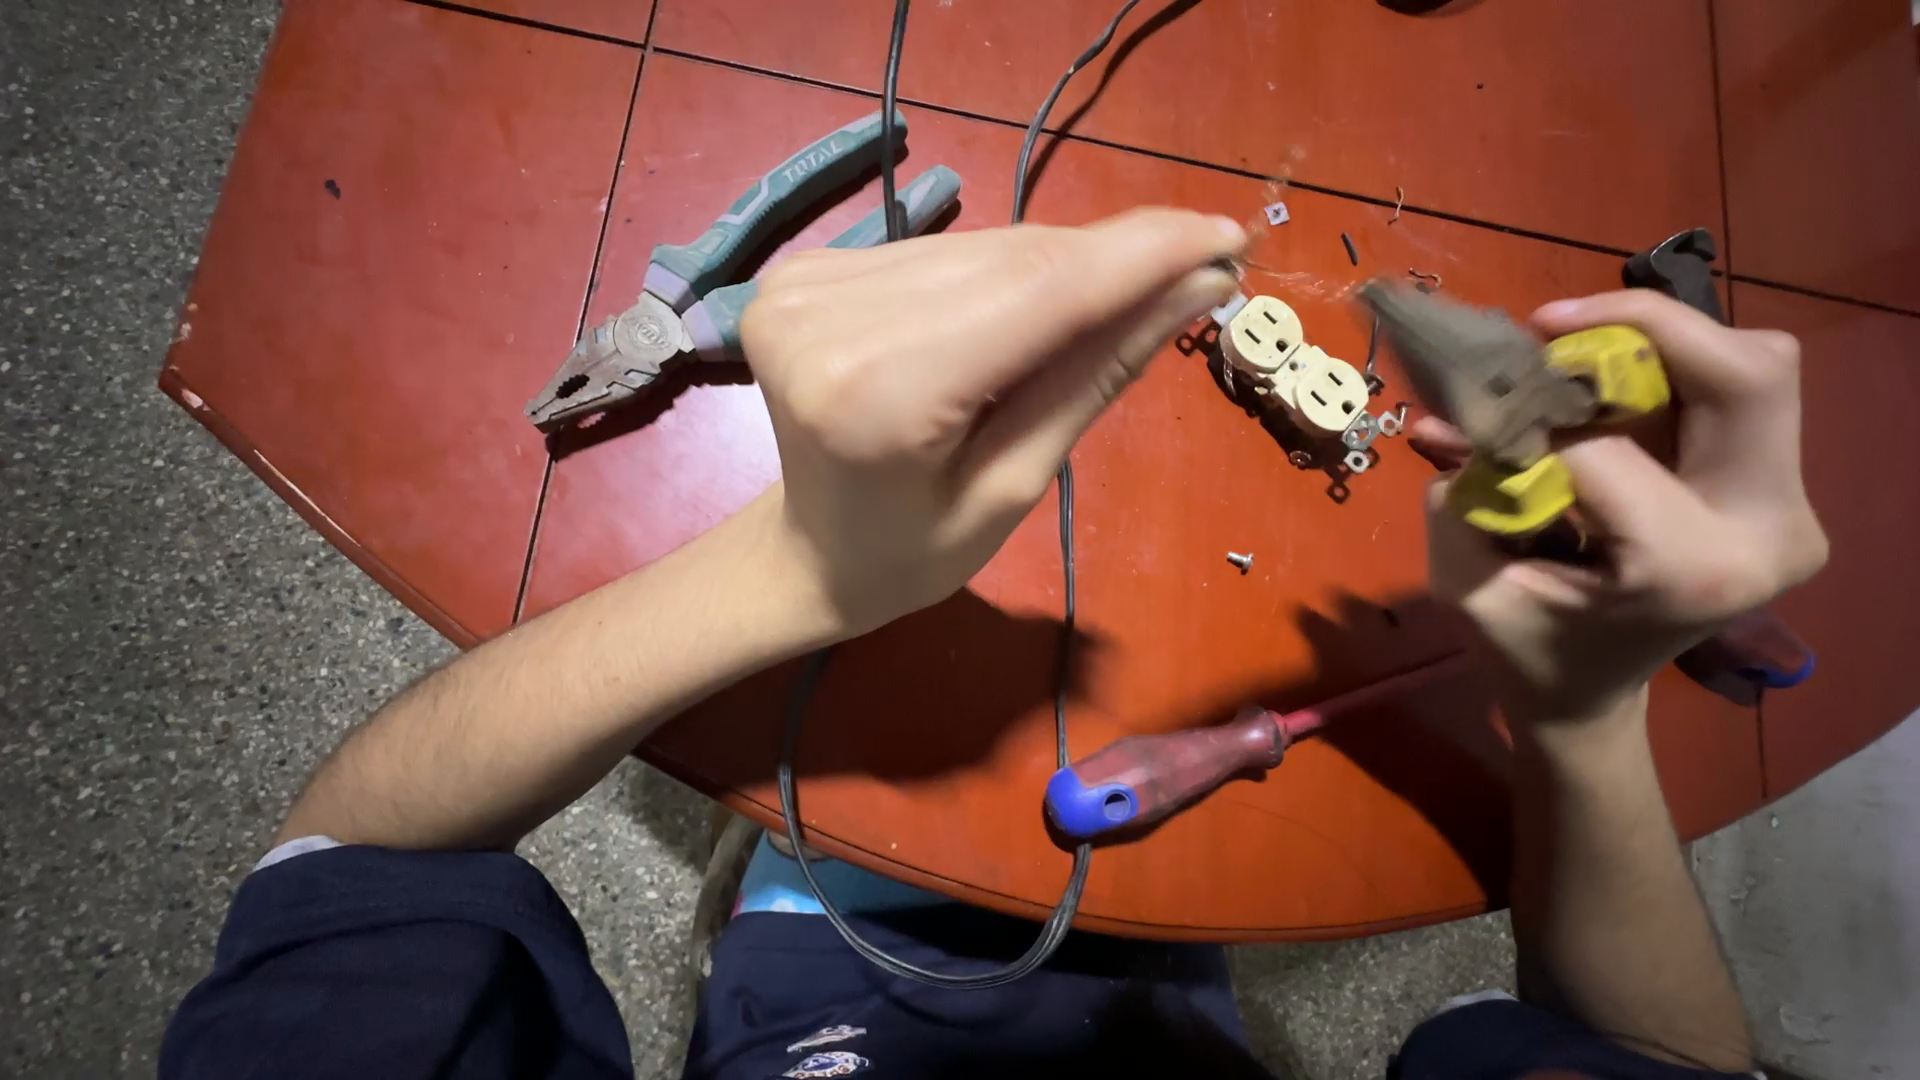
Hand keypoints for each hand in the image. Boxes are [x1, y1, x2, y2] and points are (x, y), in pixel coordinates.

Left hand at [743, 208, 1244, 636]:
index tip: (1228, 236)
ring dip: (1059, 264)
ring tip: (1112, 297)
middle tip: (1193, 265)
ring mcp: (804, 286)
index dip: (1140, 256)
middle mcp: (829, 321)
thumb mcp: (1012, 487)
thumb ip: (1091, 380)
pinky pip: (936, 254)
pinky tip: (1021, 307)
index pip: (1037, 294)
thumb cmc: (914, 553)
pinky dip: (996, 271)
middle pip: (1009, 261)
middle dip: (1110, 259)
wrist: (810, 553)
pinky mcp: (801, 272)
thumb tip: (1192, 288)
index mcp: (882, 396)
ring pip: (977, 247)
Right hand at [1413, 290, 1828, 723]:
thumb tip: (1461, 416)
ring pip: (1752, 370)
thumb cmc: (1524, 656)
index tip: (1467, 429)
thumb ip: (1462, 500)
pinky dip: (1664, 374)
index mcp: (1687, 567)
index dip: (1521, 429)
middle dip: (1637, 330)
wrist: (1588, 701)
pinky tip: (1599, 391)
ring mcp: (1785, 508)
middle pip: (1744, 375)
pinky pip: (1734, 397)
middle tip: (1548, 328)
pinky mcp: (1773, 493)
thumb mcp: (1467, 587)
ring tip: (1569, 360)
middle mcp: (1767, 528)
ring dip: (1654, 347)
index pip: (1601, 453)